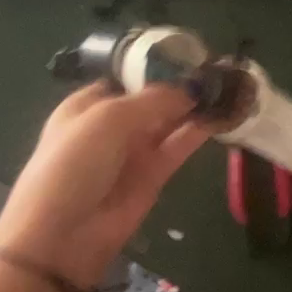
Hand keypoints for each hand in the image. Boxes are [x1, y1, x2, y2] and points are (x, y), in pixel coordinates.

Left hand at [0, 82, 212, 290]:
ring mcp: (133, 151)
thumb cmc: (73, 164)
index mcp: (88, 104)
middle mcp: (111, 125)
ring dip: (195, 106)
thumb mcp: (107, 119)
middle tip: (222, 69)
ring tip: (231, 88)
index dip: (157, 66)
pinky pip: (179, 146)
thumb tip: (190, 89)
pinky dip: (199, 131)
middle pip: (153, 98)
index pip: (127, 77)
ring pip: (170, 121)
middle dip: (182, 85)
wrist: (60, 237)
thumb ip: (152, 100)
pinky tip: (223, 115)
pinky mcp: (153, 176)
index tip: (193, 55)